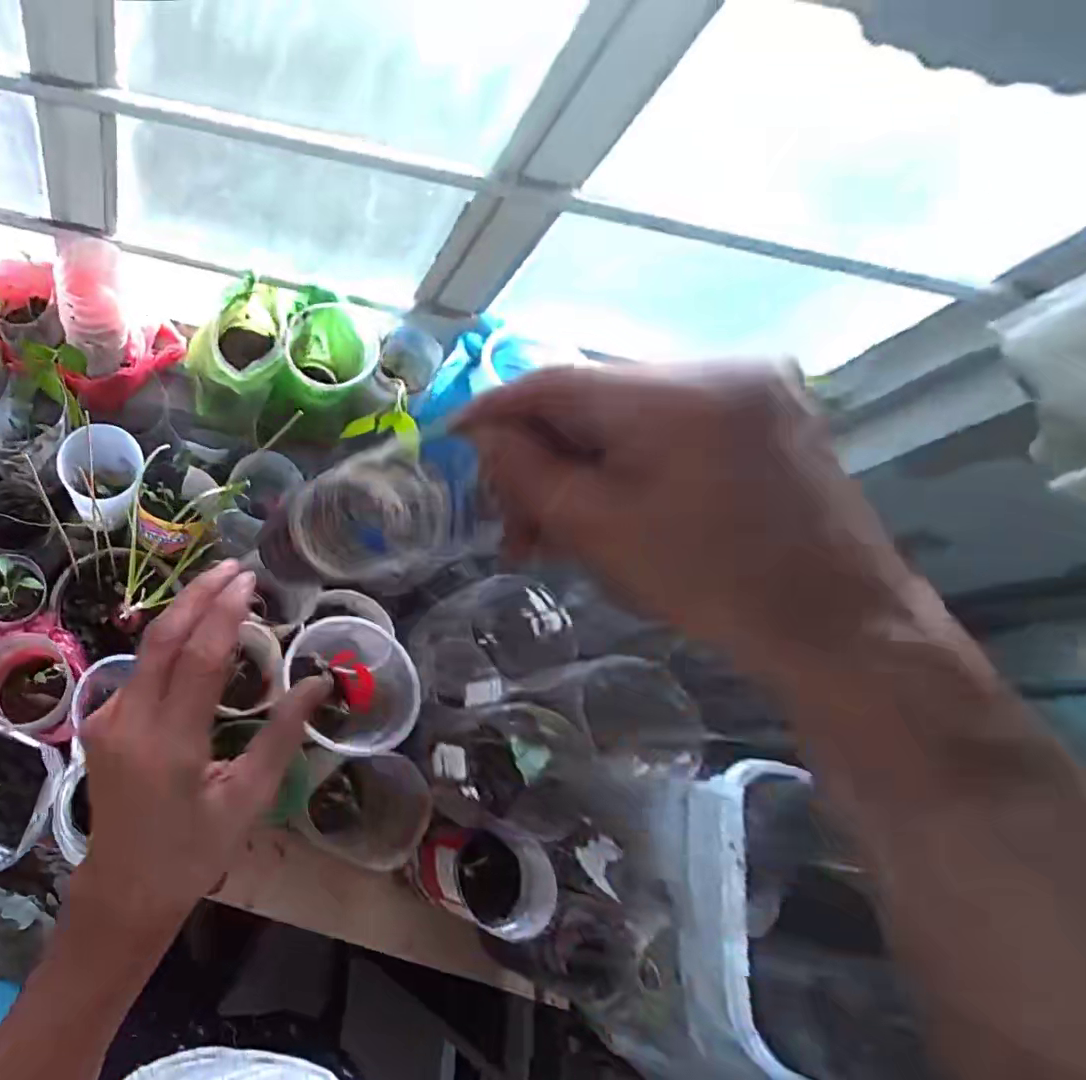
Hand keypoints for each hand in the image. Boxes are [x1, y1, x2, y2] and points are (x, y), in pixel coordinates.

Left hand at [73, 559, 326, 934]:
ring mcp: (105, 717)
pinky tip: (193, 639)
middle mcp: (129, 721)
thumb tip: (317, 684)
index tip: (247, 581)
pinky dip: (167, 649)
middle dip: (196, 594)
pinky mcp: (97, 719)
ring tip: (219, 591)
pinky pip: (138, 673)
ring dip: (182, 616)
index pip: (197, 658)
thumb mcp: (247, 800)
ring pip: (145, 650)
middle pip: (161, 638)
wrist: (124, 883)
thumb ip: (281, 736)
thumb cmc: (194, 851)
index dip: (224, 613)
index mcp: (170, 745)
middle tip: (231, 567)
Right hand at [455, 362, 929, 668]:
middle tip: (506, 513)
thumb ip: (522, 469)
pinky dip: (612, 464)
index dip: (492, 409)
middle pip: (583, 400)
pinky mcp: (755, 416)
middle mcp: (715, 369)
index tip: (450, 437)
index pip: (554, 381)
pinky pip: (654, 428)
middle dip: (534, 455)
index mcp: (677, 393)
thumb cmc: (703, 577)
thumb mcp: (589, 525)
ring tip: (543, 528)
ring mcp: (744, 390)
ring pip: (615, 417)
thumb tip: (482, 435)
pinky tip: (592, 508)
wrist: (834, 624)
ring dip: (569, 466)